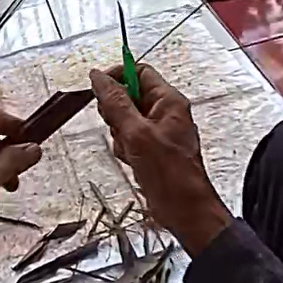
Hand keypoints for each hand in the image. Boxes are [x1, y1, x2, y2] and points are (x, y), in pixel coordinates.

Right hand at [89, 64, 231, 253]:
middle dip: (116, 112)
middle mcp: (165, 112)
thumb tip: (98, 77)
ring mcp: (158, 131)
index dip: (117, 76)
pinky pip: (128, 138)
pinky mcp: (152, 148)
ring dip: (120, 134)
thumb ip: (115, 102)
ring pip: (124, 119)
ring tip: (131, 150)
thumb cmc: (170, 173)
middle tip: (119, 127)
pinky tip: (133, 160)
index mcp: (168, 101)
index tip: (98, 89)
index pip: (139, 72)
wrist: (185, 210)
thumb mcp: (136, 133)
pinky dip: (125, 148)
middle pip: (128, 95)